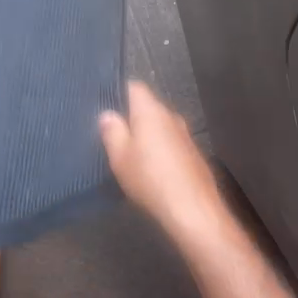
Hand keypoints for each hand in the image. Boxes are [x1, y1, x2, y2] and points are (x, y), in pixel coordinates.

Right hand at [99, 82, 225, 234]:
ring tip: (129, 153)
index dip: (118, 91)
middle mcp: (171, 117)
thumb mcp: (120, 157)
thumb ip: (112, 131)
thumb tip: (108, 114)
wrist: (193, 210)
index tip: (104, 105)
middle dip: (131, 117)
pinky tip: (151, 169)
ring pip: (160, 127)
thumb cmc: (150, 179)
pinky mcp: (193, 155)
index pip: (134, 87)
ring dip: (146, 136)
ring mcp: (186, 136)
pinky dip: (159, 150)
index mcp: (151, 111)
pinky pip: (171, 144)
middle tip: (112, 134)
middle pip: (148, 108)